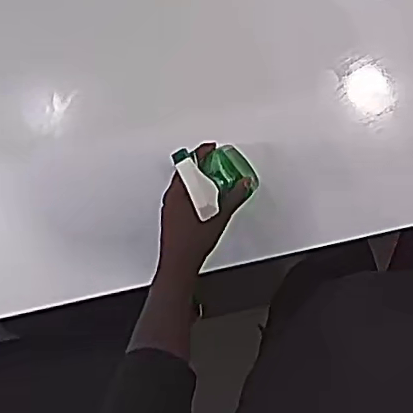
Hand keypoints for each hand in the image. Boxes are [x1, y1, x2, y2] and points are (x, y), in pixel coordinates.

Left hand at [155, 143, 250, 282]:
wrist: (177, 265)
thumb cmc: (193, 243)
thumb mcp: (219, 218)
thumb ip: (233, 198)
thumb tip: (243, 184)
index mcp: (180, 193)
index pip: (189, 164)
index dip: (201, 152)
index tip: (210, 147)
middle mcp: (171, 197)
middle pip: (184, 172)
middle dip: (199, 164)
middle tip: (213, 160)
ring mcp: (168, 206)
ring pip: (182, 183)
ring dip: (196, 177)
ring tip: (211, 177)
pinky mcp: (169, 215)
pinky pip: (180, 193)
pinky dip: (192, 188)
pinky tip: (203, 196)